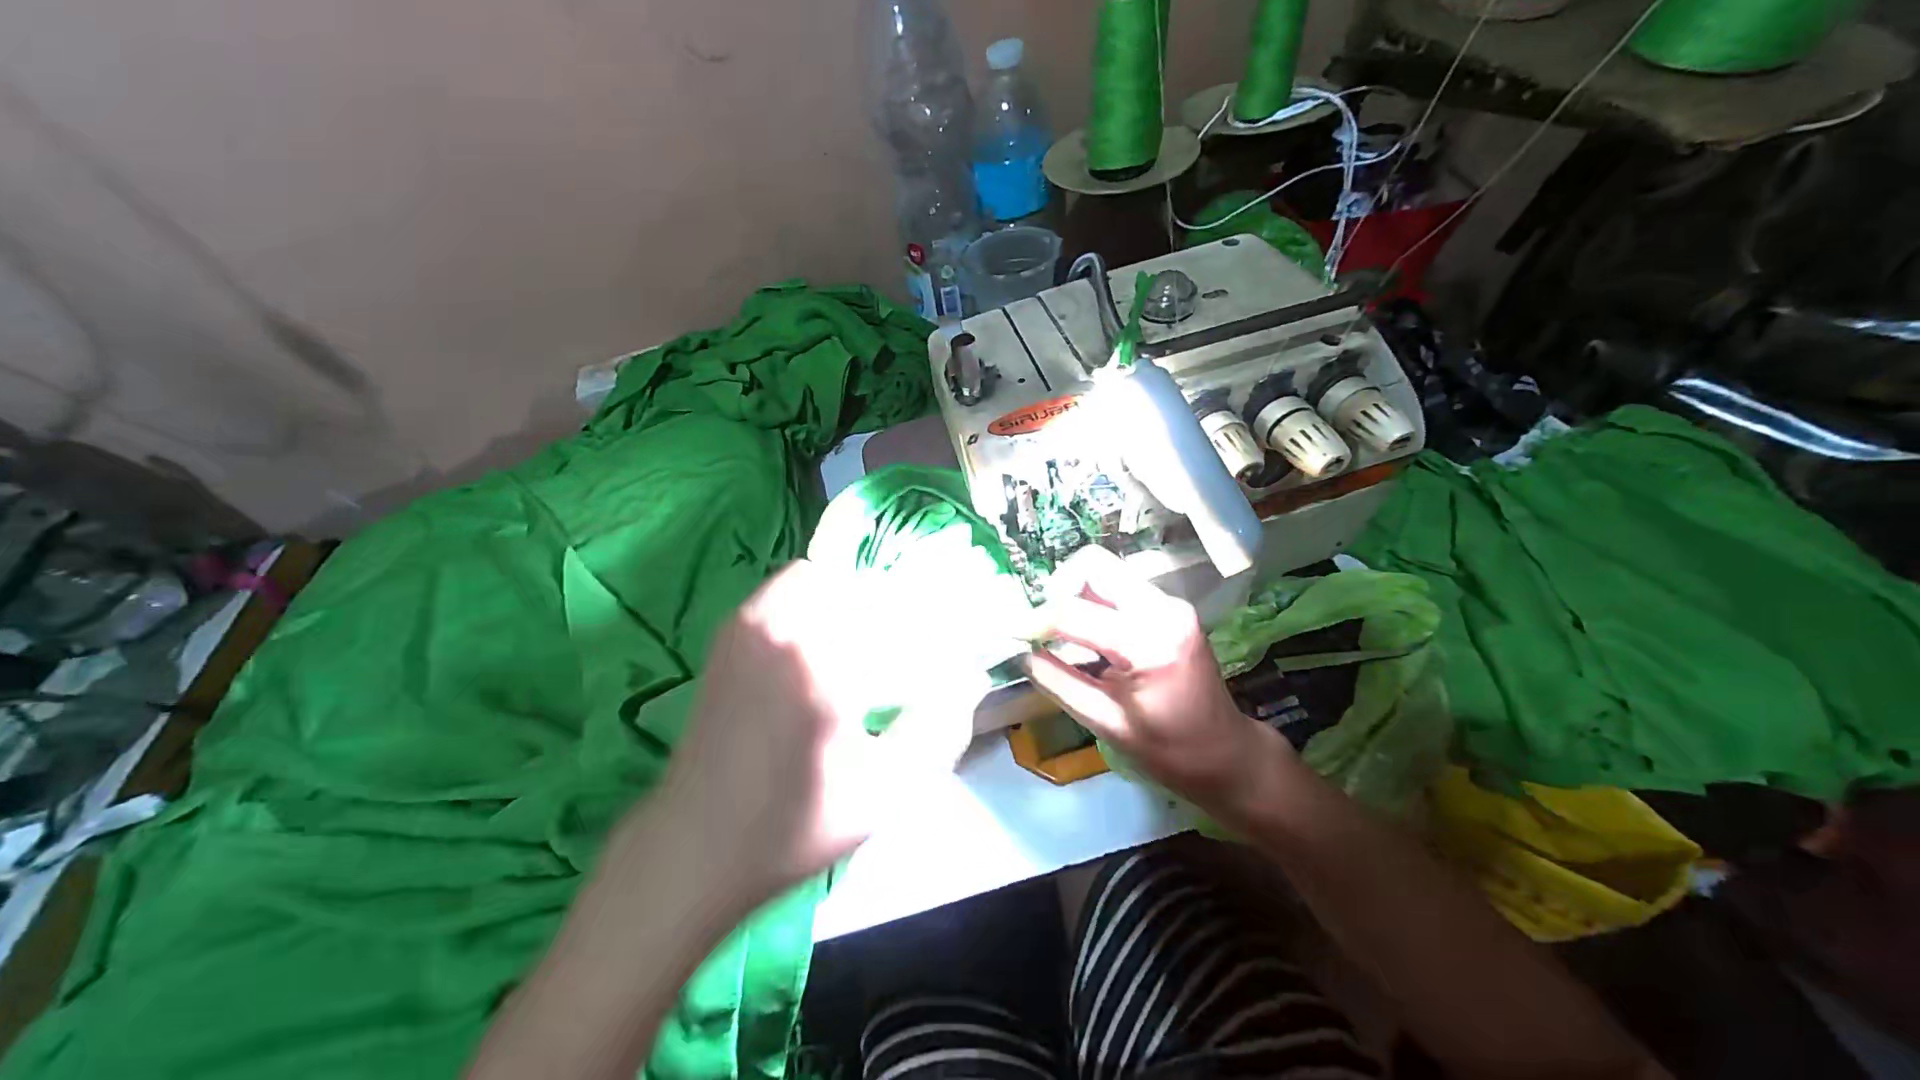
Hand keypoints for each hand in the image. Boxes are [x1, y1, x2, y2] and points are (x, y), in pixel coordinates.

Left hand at [643, 559, 980, 908]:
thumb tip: (969, 680)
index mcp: (825, 667)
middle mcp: (786, 628)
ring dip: (860, 602)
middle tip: (914, 658)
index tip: (954, 663)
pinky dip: (821, 595)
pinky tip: (828, 641)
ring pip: (830, 579)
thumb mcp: (885, 794)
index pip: (905, 623)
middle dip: (902, 619)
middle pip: (869, 593)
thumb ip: (940, 730)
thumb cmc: (794, 827)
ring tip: (873, 647)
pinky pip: (791, 585)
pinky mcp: (732, 631)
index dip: (938, 638)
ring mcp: (753, 624)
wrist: (695, 844)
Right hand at [1025, 547, 1289, 817]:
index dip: (1036, 620)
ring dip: (1077, 595)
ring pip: (1106, 572)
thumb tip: (1022, 653)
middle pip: (1094, 565)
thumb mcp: (1104, 722)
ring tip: (1064, 635)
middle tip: (1044, 626)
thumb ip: (1058, 682)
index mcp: (1149, 641)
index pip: (1075, 611)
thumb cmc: (1168, 750)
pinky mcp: (1171, 608)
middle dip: (1059, 589)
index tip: (1013, 633)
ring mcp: (1171, 604)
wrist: (1226, 754)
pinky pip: (1120, 589)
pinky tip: (1089, 637)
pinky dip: (1095, 604)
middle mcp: (1165, 608)